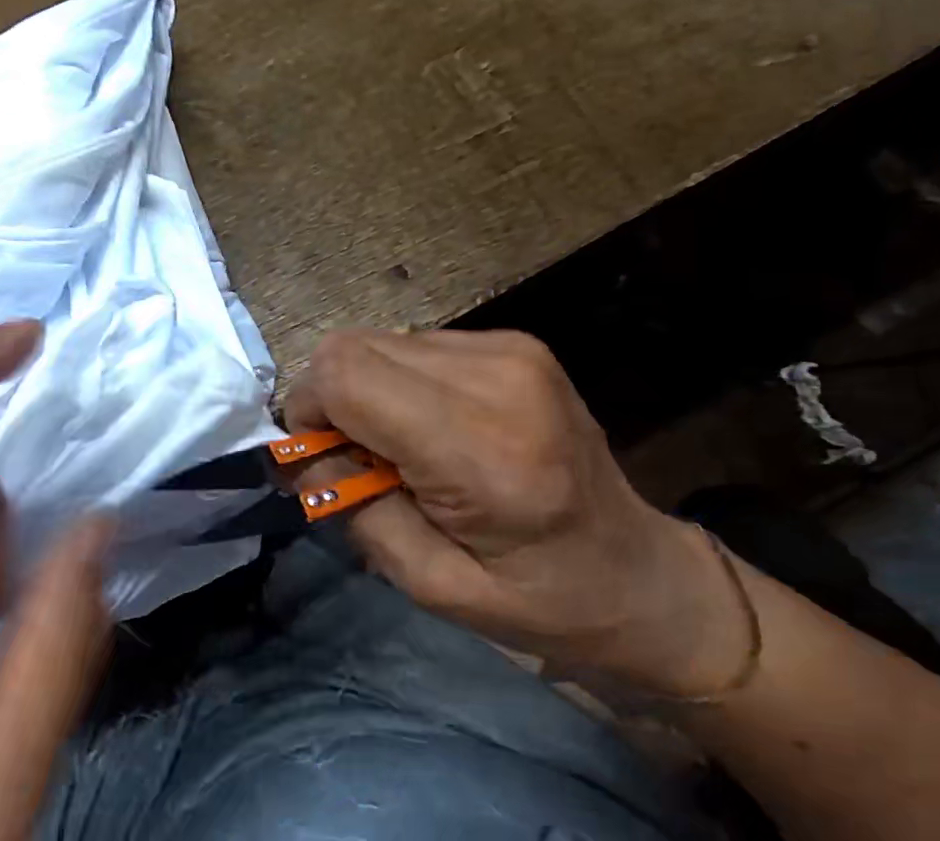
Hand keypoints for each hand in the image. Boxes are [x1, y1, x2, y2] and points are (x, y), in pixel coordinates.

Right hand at [288, 329, 750, 697]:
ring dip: (368, 390)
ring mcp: (512, 350)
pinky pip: (418, 344)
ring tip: (401, 448)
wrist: (638, 571)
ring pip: (382, 340)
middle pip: (355, 347)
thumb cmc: (539, 599)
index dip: (309, 410)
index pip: (348, 376)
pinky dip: (402, 382)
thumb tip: (300, 452)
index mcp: (481, 449)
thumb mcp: (432, 585)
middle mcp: (497, 378)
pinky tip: (433, 427)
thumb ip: (355, 508)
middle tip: (356, 459)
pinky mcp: (517, 343)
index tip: (317, 458)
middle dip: (332, 400)